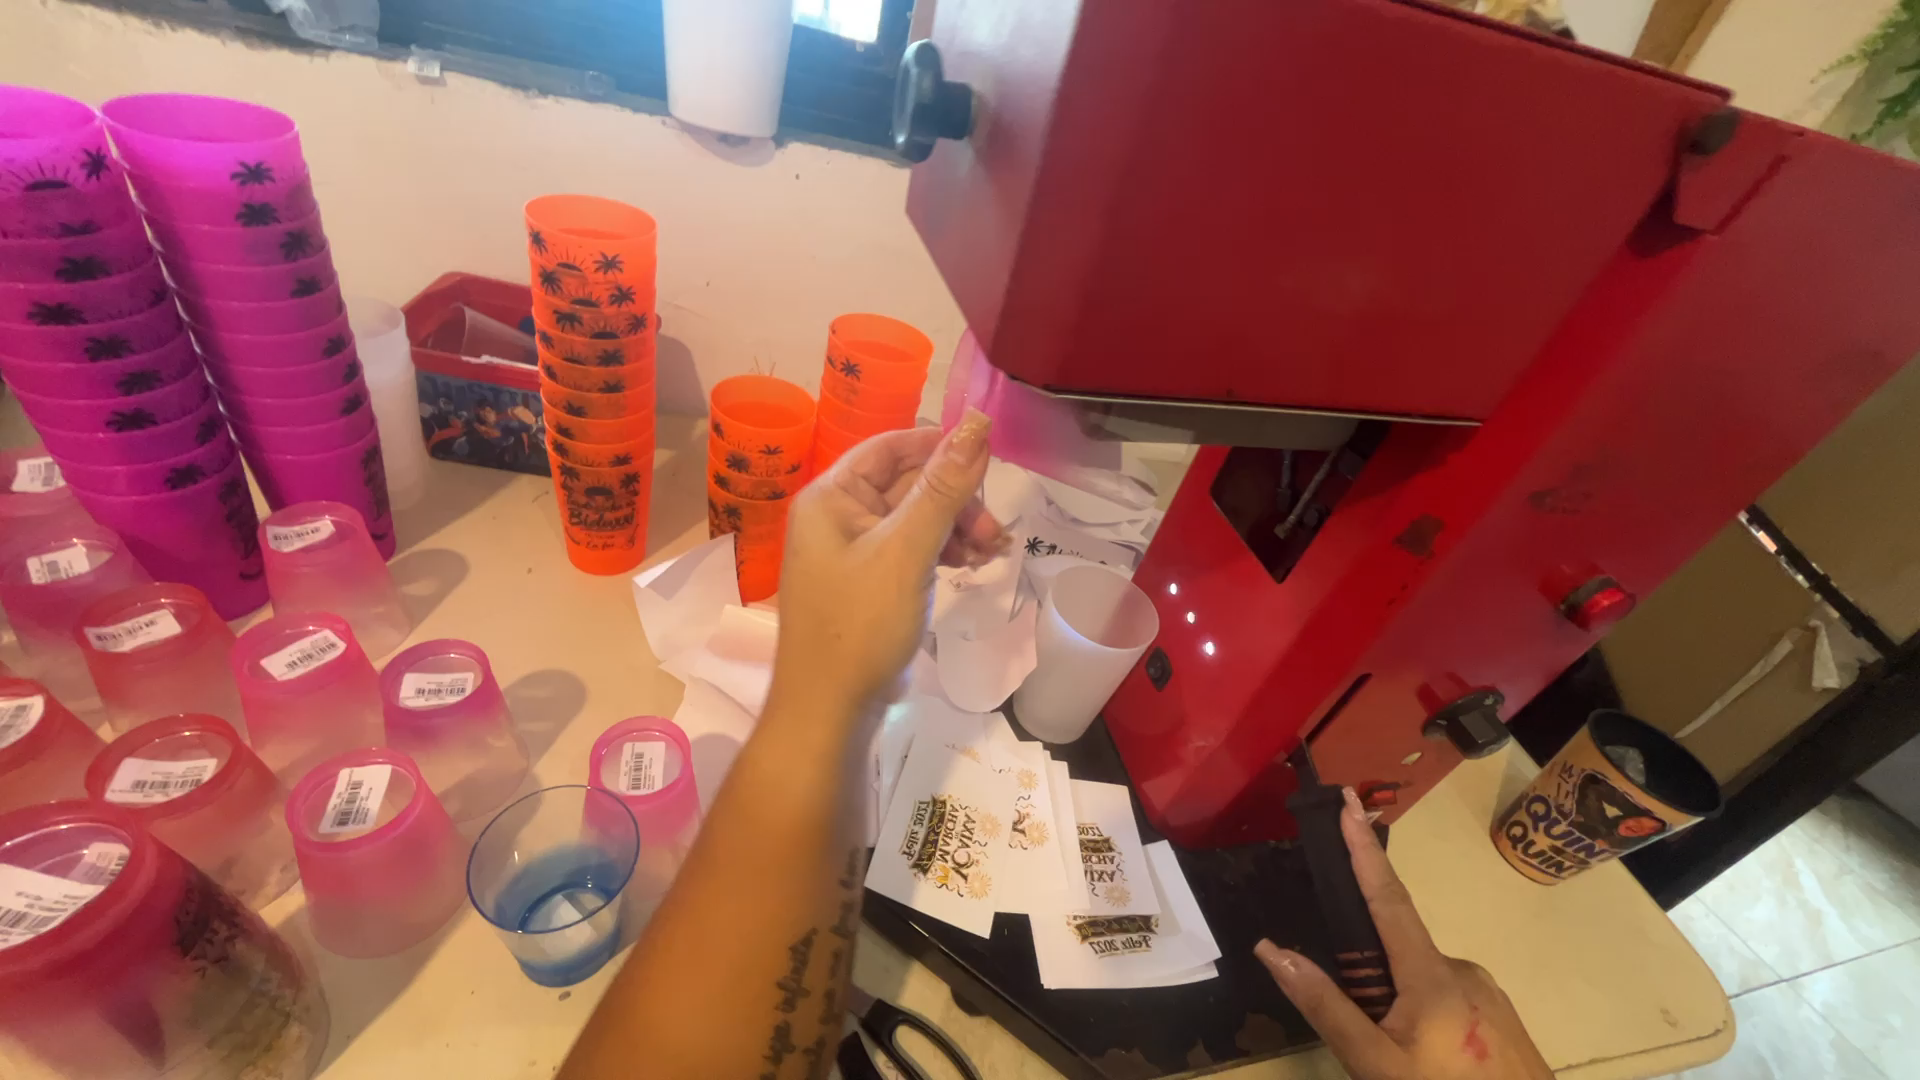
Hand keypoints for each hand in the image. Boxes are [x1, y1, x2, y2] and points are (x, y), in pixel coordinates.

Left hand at [772, 410, 1005, 714]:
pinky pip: (913, 549)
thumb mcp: (906, 551)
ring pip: (916, 519)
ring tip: (991, 552)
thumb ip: (943, 488)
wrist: (831, 710)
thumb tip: (977, 423)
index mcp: (831, 497)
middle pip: (908, 484)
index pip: (890, 447)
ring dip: (956, 527)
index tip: (988, 459)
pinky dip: (944, 552)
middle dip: (956, 501)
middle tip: (994, 529)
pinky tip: (972, 565)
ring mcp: (854, 552)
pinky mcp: (872, 582)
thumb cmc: (860, 624)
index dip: (938, 446)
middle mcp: (838, 516)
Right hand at [1256, 788, 1553, 1079]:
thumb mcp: (1377, 1066)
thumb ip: (1326, 1006)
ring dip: (1396, 1002)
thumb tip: (1269, 948)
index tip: (1348, 800)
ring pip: (1419, 980)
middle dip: (1369, 971)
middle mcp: (1461, 971)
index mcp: (1431, 975)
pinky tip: (1428, 1063)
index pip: (1387, 896)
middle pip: (1396, 948)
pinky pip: (1445, 1000)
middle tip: (1366, 1029)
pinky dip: (1423, 1017)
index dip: (1364, 848)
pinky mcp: (1503, 1021)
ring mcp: (1487, 996)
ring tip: (1400, 1061)